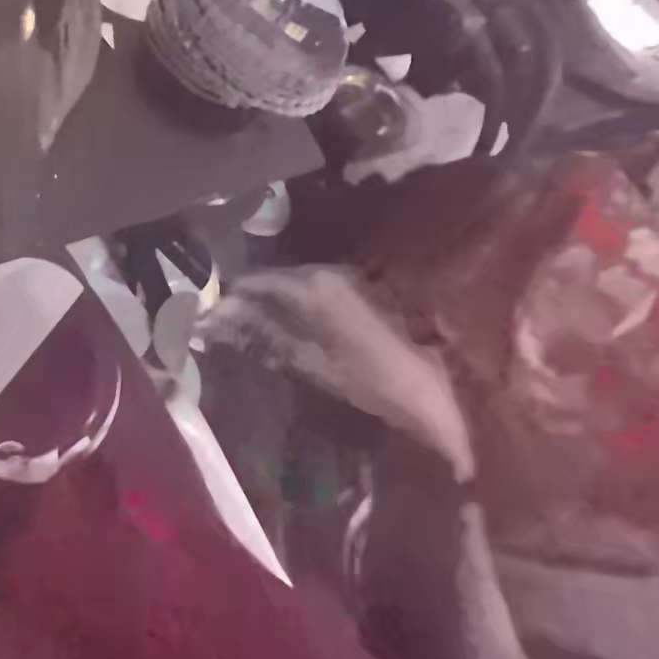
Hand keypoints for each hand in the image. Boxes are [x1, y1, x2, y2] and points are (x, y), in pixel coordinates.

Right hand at [197, 266, 475, 481]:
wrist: (449, 387)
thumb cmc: (377, 381)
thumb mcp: (311, 362)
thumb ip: (262, 334)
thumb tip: (218, 319)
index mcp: (310, 284)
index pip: (252, 280)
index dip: (228, 298)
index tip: (209, 316)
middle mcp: (325, 270)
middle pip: (271, 278)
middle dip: (246, 300)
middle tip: (226, 324)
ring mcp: (345, 277)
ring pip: (291, 283)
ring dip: (270, 302)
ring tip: (252, 326)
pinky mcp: (359, 289)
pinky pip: (311, 290)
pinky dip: (293, 306)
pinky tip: (287, 326)